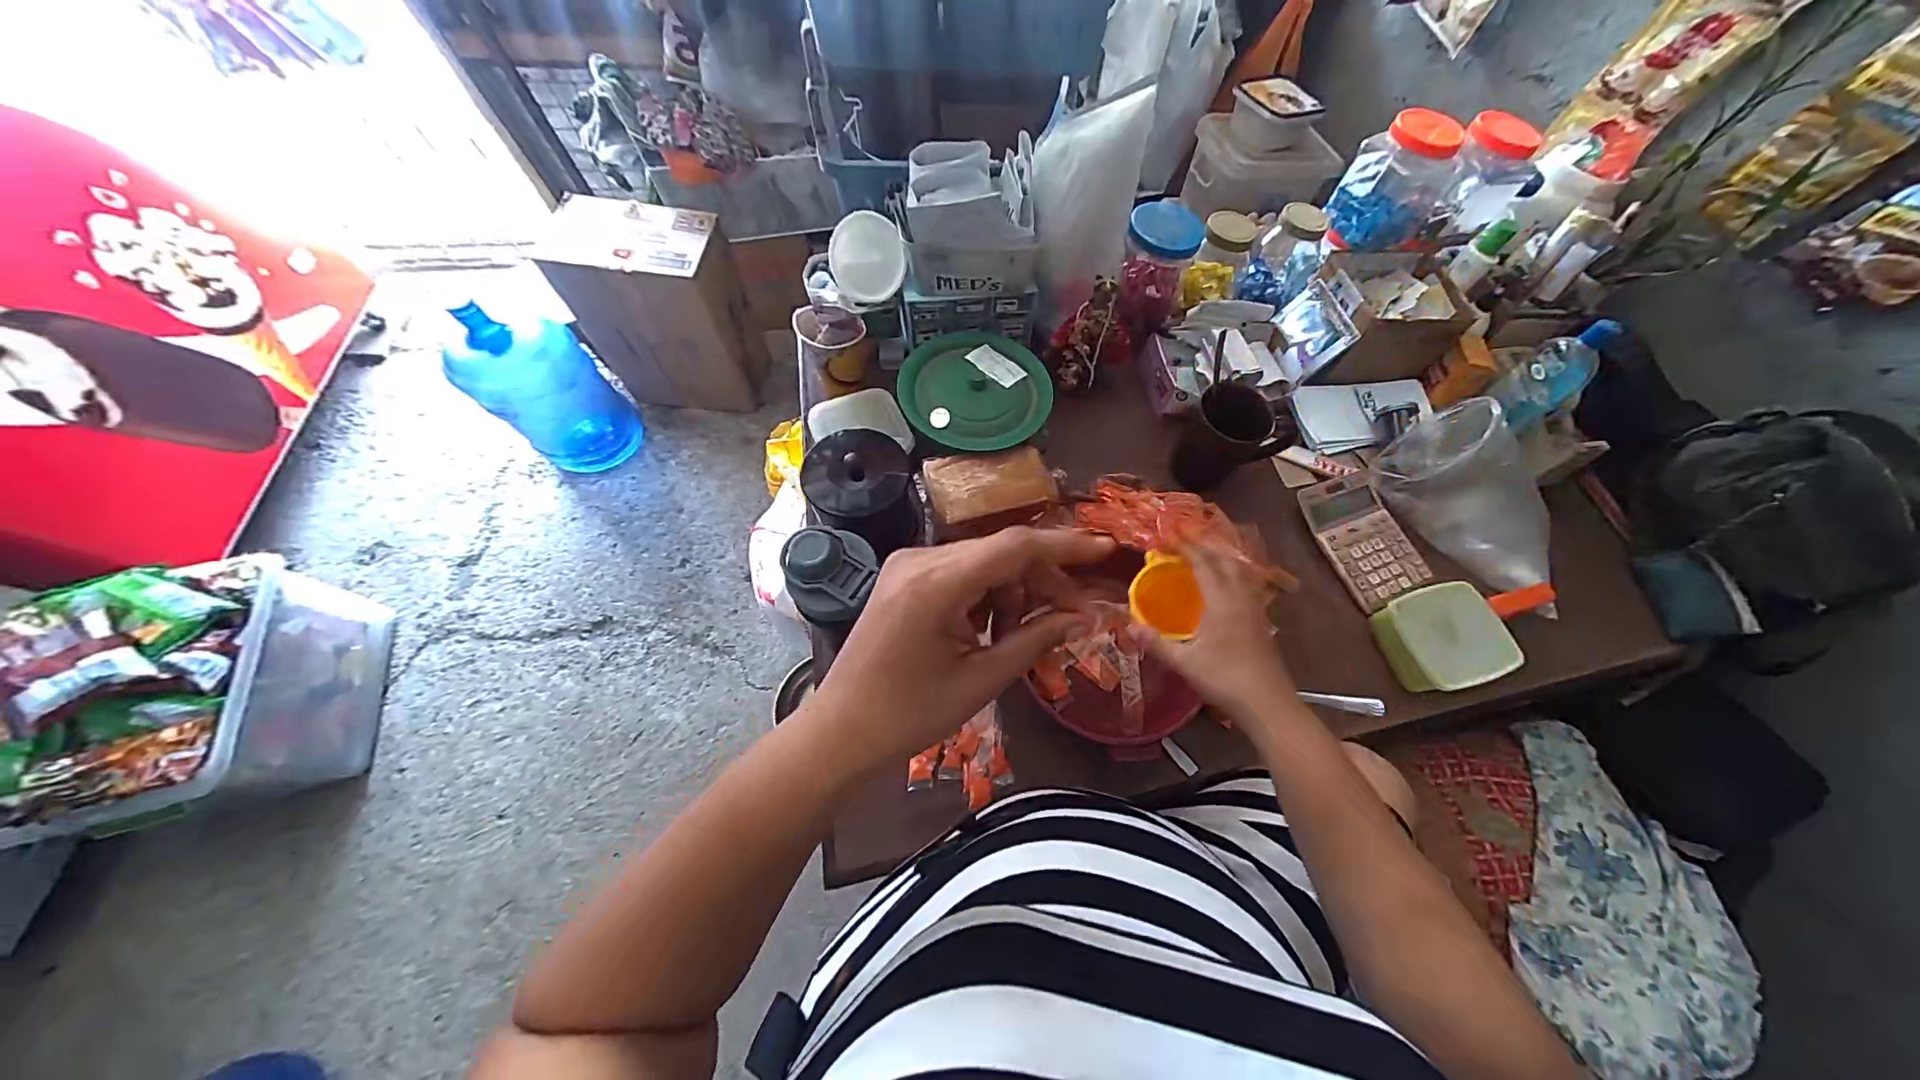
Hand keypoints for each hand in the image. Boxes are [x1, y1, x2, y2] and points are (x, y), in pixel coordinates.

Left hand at [802, 527, 1116, 768]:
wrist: (842, 730)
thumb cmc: (909, 714)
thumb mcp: (981, 679)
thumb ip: (1035, 639)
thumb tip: (1082, 618)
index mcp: (937, 582)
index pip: (1015, 545)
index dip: (1065, 545)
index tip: (1104, 549)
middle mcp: (919, 559)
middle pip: (1001, 551)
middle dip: (1041, 580)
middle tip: (1068, 618)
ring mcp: (907, 565)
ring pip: (982, 561)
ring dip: (1012, 590)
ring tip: (1015, 637)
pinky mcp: (902, 577)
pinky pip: (959, 572)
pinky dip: (984, 594)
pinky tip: (988, 630)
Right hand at [1129, 542, 1298, 718]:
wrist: (1268, 704)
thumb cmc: (1224, 680)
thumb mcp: (1184, 663)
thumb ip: (1157, 643)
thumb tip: (1131, 626)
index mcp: (1222, 602)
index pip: (1204, 564)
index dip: (1187, 547)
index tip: (1170, 536)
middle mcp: (1241, 599)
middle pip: (1226, 561)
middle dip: (1206, 547)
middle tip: (1186, 541)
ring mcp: (1256, 610)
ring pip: (1242, 572)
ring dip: (1223, 559)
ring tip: (1205, 556)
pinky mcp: (1262, 622)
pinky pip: (1248, 585)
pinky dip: (1234, 575)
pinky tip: (1225, 586)